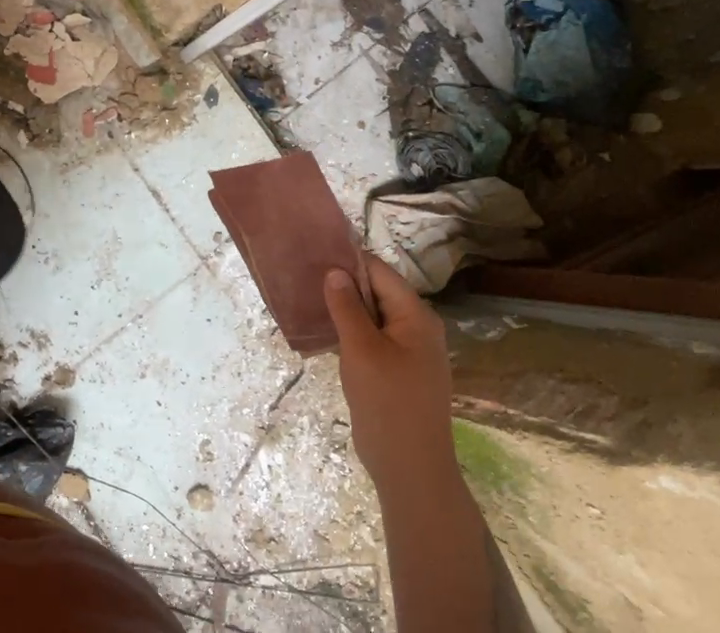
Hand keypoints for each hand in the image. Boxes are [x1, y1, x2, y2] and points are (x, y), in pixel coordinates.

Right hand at [323, 255, 455, 491]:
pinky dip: (348, 331)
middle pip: (377, 292)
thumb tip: (334, 271)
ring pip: (372, 316)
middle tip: (302, 277)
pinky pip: (371, 338)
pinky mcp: (396, 370)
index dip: (349, 260)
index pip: (380, 273)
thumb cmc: (387, 401)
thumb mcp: (362, 349)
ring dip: (343, 309)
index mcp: (416, 316)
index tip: (312, 254)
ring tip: (305, 300)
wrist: (409, 464)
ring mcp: (408, 351)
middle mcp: (417, 328)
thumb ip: (347, 307)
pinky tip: (321, 333)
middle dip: (343, 284)